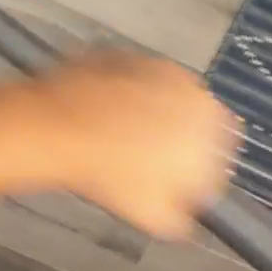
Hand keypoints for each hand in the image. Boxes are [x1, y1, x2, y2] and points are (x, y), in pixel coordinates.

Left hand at [19, 52, 238, 238]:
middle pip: (187, 119)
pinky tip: (94, 113)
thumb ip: (182, 216)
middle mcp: (191, 87)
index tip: (169, 180)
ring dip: (141, 112)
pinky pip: (121, 78)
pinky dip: (113, 92)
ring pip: (155, 96)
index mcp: (216, 125)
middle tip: (137, 159)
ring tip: (111, 137)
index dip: (192, 169)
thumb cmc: (109, 173)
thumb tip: (180, 215)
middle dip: (169, 138)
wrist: (53, 129)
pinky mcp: (113, 53)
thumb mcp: (157, 217)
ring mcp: (149, 64)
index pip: (218, 151)